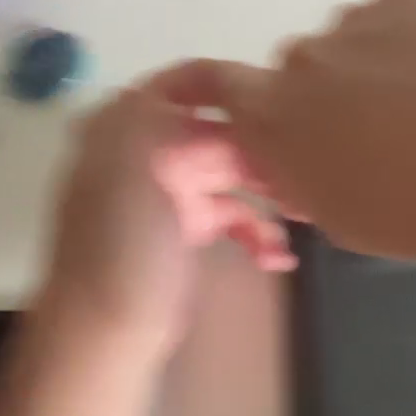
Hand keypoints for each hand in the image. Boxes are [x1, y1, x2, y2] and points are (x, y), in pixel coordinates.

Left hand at [41, 77, 293, 349]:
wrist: (105, 333)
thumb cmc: (119, 251)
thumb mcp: (123, 173)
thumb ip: (143, 118)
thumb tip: (183, 82)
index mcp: (126, 134)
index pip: (178, 88)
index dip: (225, 87)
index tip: (278, 99)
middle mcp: (148, 157)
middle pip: (218, 134)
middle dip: (263, 151)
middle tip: (310, 167)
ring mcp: (169, 195)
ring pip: (233, 177)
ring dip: (269, 195)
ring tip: (307, 214)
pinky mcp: (188, 231)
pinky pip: (233, 217)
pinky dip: (258, 233)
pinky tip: (279, 256)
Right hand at [152, 0, 415, 261]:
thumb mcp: (345, 219)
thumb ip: (305, 180)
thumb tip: (299, 157)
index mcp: (273, 119)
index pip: (214, 86)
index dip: (212, 89)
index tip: (208, 92)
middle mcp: (302, 60)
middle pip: (300, 69)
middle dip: (328, 95)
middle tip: (384, 128)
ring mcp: (357, 20)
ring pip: (352, 39)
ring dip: (375, 62)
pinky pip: (397, 13)